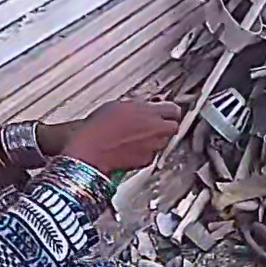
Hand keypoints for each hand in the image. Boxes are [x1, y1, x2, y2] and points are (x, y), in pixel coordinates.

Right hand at [57, 100, 179, 173]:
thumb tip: (142, 107)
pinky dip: (145, 151)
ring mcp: (154, 146)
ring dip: (155, 139)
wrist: (92, 150)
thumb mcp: (118, 106)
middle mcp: (156, 129)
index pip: (174, 109)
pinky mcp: (148, 160)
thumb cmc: (99, 127)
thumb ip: (137, 107)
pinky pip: (152, 153)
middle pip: (174, 126)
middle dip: (166, 126)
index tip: (167, 111)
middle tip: (155, 125)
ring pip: (163, 141)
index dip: (170, 111)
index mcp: (149, 112)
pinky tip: (131, 148)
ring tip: (137, 137)